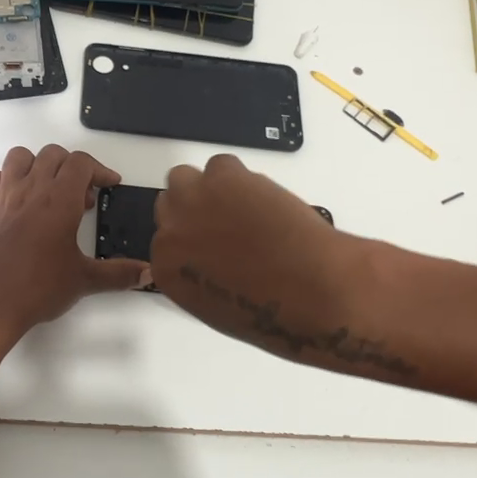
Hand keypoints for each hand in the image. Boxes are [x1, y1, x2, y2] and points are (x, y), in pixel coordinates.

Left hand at [0, 145, 147, 348]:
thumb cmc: (40, 287)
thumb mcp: (85, 280)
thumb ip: (119, 274)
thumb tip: (149, 274)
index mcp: (59, 199)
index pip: (81, 163)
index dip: (99, 169)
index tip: (109, 185)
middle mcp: (31, 189)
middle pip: (53, 155)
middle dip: (72, 167)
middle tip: (81, 198)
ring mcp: (3, 196)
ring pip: (20, 157)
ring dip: (38, 165)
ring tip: (48, 191)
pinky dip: (9, 180)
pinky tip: (19, 201)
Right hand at [153, 155, 378, 365]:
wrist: (312, 287)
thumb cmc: (273, 311)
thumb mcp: (217, 306)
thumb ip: (197, 274)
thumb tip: (208, 258)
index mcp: (167, 267)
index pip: (164, 241)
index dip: (190, 237)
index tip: (209, 241)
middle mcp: (171, 229)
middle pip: (169, 203)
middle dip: (192, 210)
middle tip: (223, 221)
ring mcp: (194, 198)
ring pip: (187, 177)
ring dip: (210, 188)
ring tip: (244, 207)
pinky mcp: (224, 175)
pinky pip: (223, 166)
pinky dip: (240, 178)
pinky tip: (261, 199)